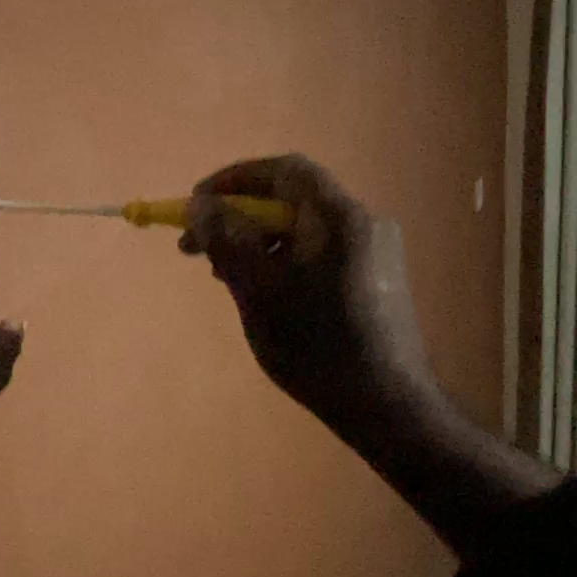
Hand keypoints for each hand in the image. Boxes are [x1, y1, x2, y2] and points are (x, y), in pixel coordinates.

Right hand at [179, 154, 431, 428]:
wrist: (384, 405)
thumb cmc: (316, 344)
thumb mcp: (257, 289)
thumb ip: (225, 239)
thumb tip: (198, 205)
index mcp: (339, 217)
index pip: (284, 171)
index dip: (233, 178)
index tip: (195, 203)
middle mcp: (361, 223)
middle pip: (289, 199)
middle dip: (235, 216)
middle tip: (192, 245)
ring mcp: (370, 251)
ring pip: (297, 228)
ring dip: (252, 240)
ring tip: (218, 273)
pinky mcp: (370, 278)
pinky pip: (313, 251)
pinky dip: (277, 259)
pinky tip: (255, 289)